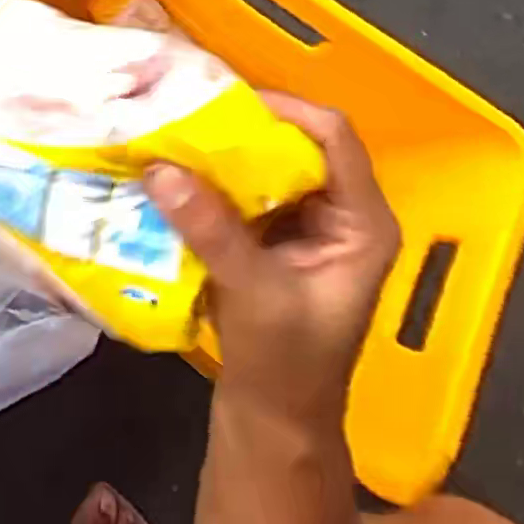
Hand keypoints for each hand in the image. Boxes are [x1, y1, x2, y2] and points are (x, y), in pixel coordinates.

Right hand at [146, 93, 398, 426]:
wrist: (273, 419)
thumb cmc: (285, 365)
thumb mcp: (253, 294)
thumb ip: (211, 230)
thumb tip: (161, 169)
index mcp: (362, 222)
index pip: (334, 137)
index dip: (287, 110)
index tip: (228, 104)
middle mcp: (340, 210)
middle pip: (299, 142)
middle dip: (247, 127)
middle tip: (193, 113)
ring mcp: (306, 221)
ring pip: (269, 162)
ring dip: (227, 150)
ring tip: (181, 133)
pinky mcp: (274, 233)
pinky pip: (247, 188)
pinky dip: (216, 178)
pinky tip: (181, 171)